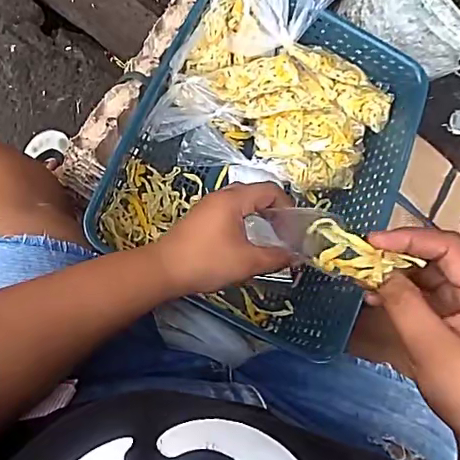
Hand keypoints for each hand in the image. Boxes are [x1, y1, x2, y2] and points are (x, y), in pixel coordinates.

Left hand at [148, 183, 293, 295]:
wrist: (163, 270)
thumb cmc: (206, 262)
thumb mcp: (247, 262)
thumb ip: (275, 257)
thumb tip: (296, 256)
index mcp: (234, 199)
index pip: (270, 190)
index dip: (287, 206)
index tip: (294, 228)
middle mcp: (221, 196)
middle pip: (256, 193)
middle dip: (274, 210)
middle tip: (284, 232)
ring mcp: (208, 206)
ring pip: (242, 203)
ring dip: (258, 216)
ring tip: (269, 237)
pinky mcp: (200, 218)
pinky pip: (229, 212)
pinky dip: (243, 221)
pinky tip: (246, 241)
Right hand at [364, 227, 459, 446]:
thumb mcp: (431, 347)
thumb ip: (404, 304)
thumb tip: (380, 273)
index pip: (450, 247)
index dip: (409, 238)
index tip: (372, 242)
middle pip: (443, 260)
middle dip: (402, 257)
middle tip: (365, 260)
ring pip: (436, 279)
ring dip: (402, 278)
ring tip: (368, 282)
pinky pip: (435, 301)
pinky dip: (409, 298)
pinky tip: (383, 300)